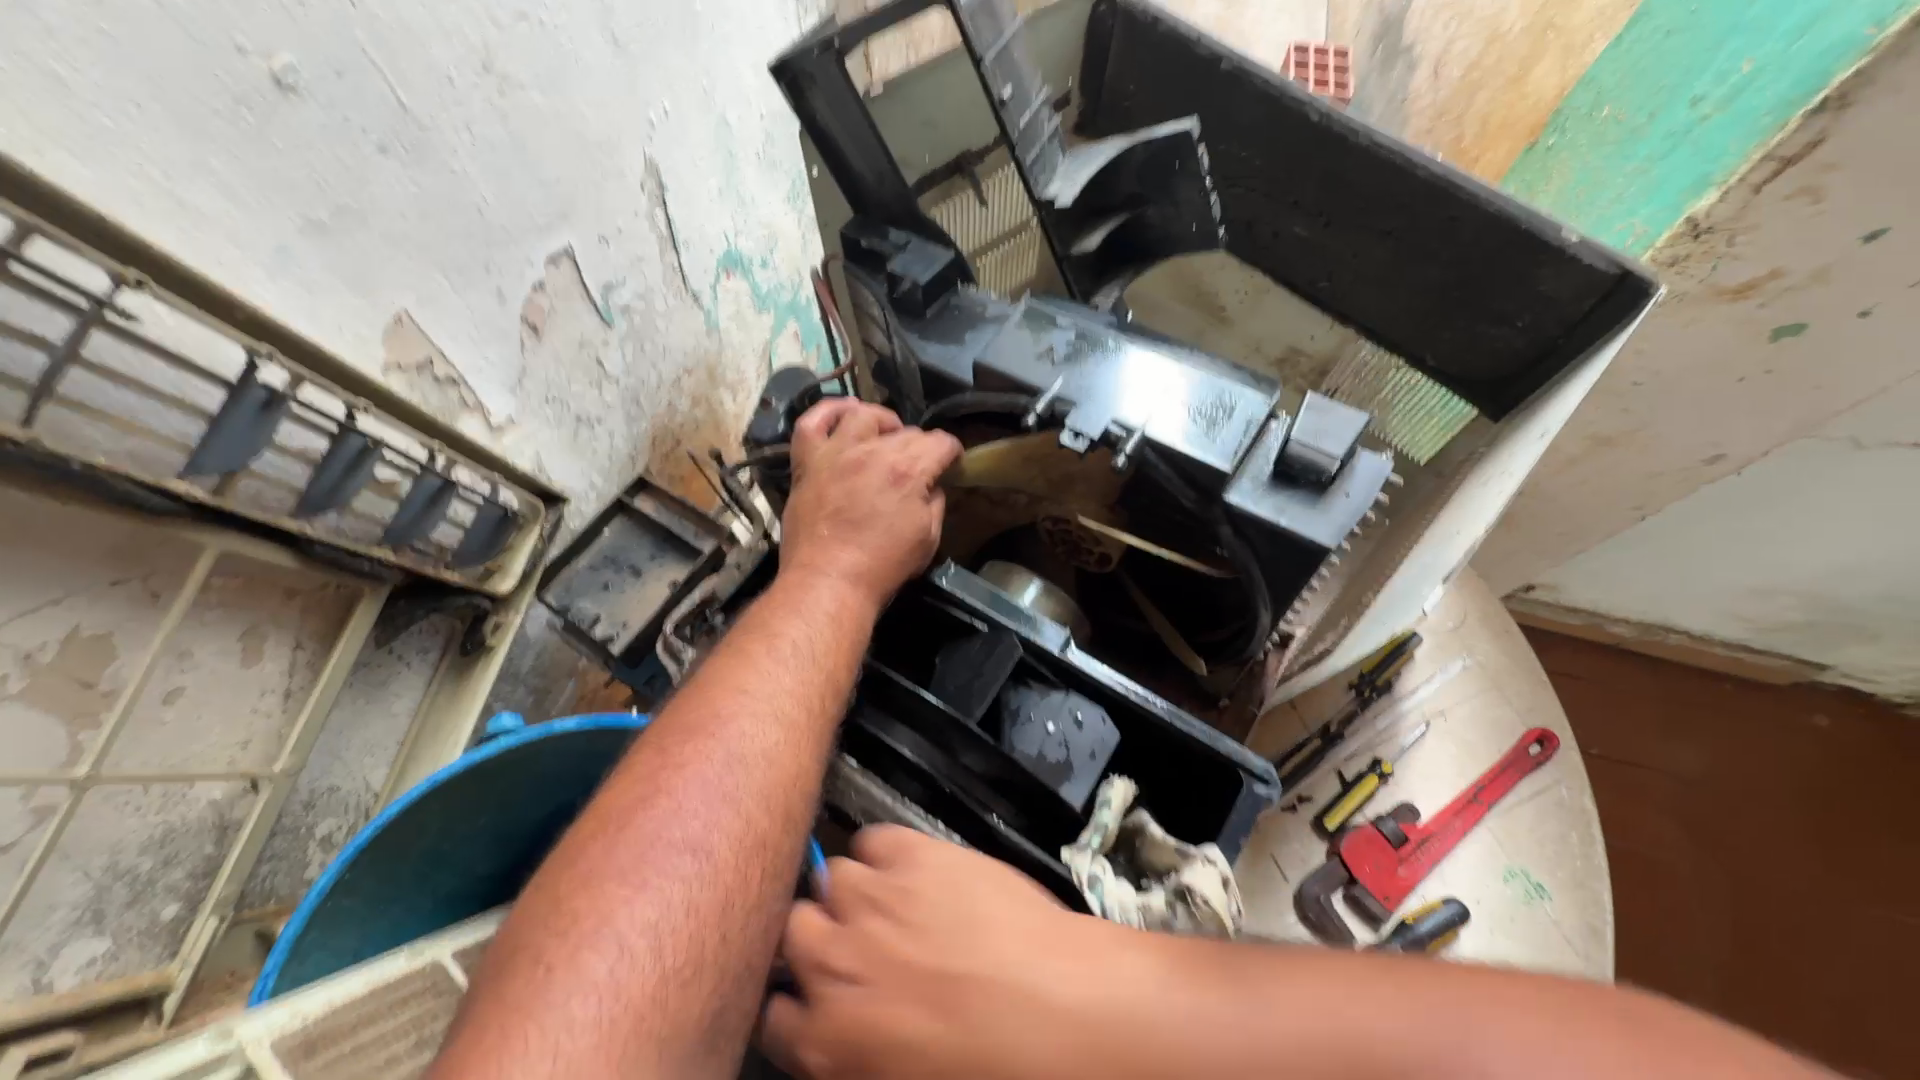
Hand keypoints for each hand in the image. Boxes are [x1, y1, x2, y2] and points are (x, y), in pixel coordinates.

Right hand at [761, 826, 1118, 1079]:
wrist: (1060, 1008)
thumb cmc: (999, 1060)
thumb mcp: (903, 1076)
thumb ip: (854, 1049)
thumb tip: (847, 1030)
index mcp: (826, 1040)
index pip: (773, 1012)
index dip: (796, 996)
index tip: (817, 990)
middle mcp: (832, 963)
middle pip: (793, 931)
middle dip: (820, 934)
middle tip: (862, 942)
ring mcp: (869, 901)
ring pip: (831, 879)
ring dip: (856, 892)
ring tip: (897, 904)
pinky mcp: (909, 854)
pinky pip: (874, 839)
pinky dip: (888, 851)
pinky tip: (918, 869)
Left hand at [778, 399, 961, 612]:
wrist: (828, 582)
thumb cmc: (882, 567)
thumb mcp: (928, 539)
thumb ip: (934, 503)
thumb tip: (930, 486)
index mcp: (908, 470)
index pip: (940, 443)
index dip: (952, 452)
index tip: (951, 463)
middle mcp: (873, 452)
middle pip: (906, 431)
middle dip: (919, 444)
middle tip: (918, 465)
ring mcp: (836, 453)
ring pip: (863, 416)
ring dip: (881, 421)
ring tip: (885, 434)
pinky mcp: (807, 463)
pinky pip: (812, 423)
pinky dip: (828, 411)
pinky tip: (843, 412)